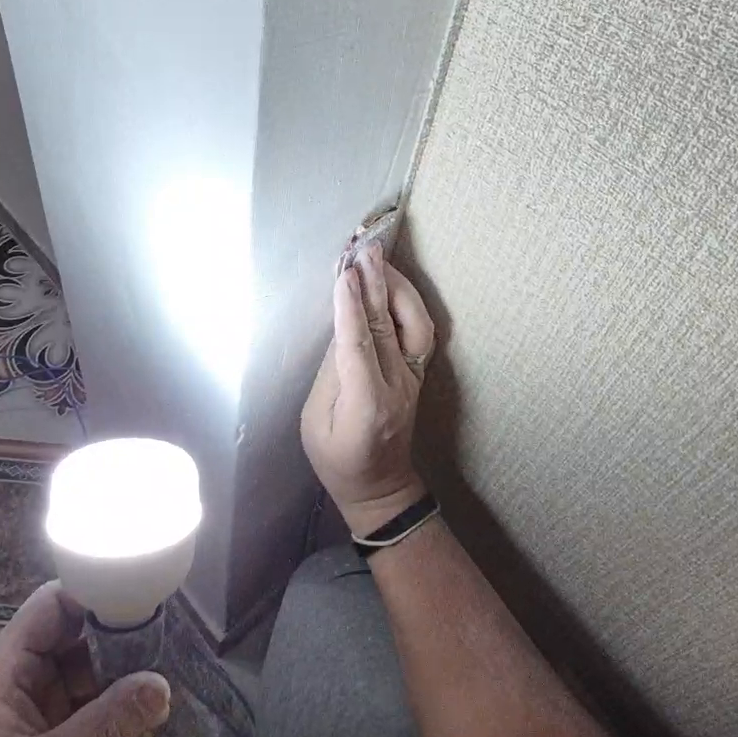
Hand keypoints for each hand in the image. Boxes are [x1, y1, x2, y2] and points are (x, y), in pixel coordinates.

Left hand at [0, 581, 171, 736]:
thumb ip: (107, 725)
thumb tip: (162, 685)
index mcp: (4, 673)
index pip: (52, 606)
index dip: (94, 592)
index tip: (142, 595)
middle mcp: (18, 685)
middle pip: (74, 638)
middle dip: (117, 642)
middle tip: (162, 650)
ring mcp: (32, 718)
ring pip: (86, 677)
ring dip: (122, 681)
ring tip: (160, 690)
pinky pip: (86, 713)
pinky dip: (114, 714)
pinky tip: (145, 719)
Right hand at [300, 242, 436, 535]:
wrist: (381, 488)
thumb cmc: (338, 462)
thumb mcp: (316, 424)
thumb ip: (330, 376)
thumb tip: (340, 330)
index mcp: (367, 404)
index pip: (359, 345)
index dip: (350, 307)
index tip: (343, 273)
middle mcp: (398, 386)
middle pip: (387, 325)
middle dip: (375, 283)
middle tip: (363, 248)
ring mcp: (414, 378)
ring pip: (414, 322)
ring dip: (396, 285)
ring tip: (378, 256)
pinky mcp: (419, 373)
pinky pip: (420, 330)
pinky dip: (408, 300)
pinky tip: (393, 280)